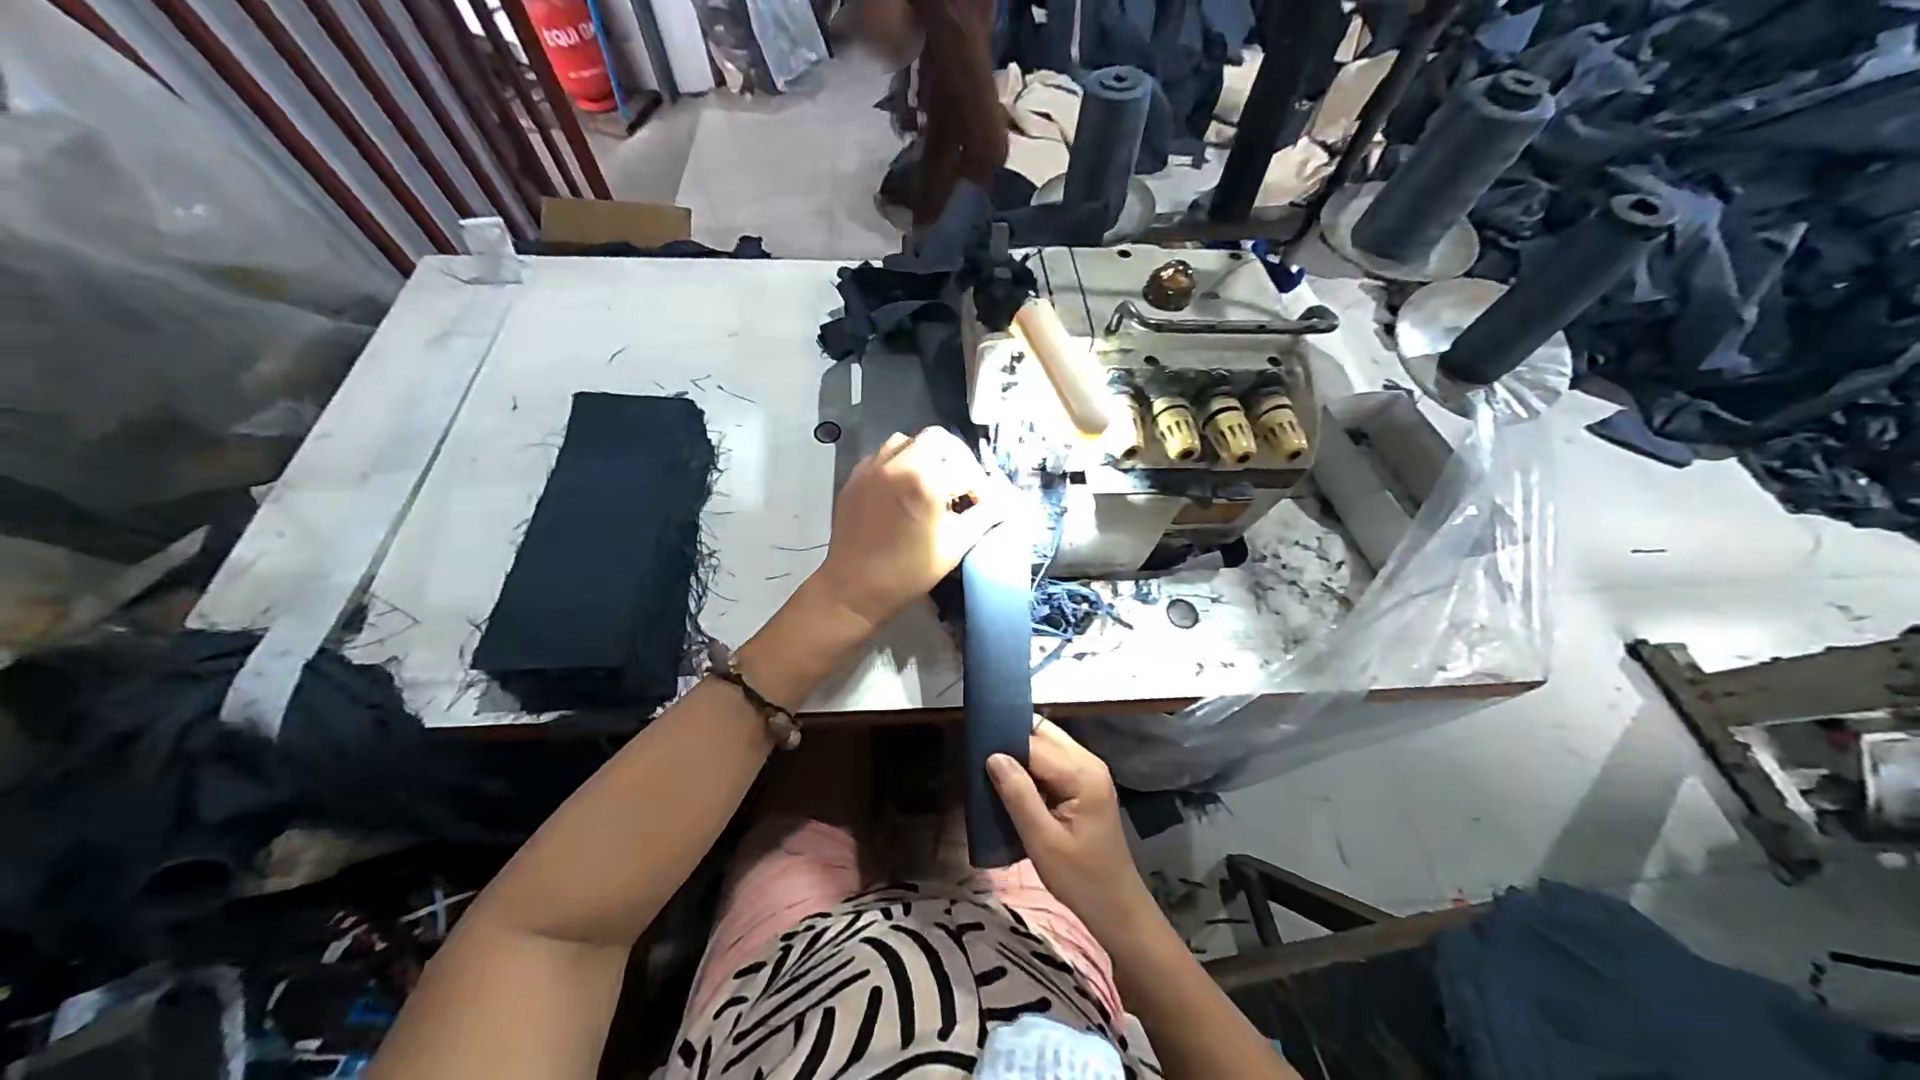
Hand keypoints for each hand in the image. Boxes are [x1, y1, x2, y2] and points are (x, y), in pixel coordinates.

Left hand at [812, 426, 1008, 628]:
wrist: (854, 588)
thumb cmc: (908, 572)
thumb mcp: (955, 546)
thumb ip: (984, 516)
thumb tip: (1008, 499)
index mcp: (925, 481)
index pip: (965, 468)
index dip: (980, 486)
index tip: (980, 504)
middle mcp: (897, 465)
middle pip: (937, 440)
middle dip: (955, 460)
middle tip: (960, 486)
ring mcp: (872, 468)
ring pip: (907, 441)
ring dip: (926, 456)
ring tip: (932, 483)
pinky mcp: (855, 477)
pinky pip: (882, 455)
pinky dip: (898, 463)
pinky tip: (903, 489)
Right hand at [987, 719, 1157, 943]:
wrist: (1116, 907)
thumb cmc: (1080, 878)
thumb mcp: (1042, 841)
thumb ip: (1018, 794)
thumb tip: (993, 756)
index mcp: (1082, 773)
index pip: (1034, 742)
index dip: (1004, 743)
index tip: (973, 749)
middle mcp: (1088, 762)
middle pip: (1043, 733)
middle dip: (1011, 740)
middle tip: (979, 757)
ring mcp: (1089, 772)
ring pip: (1046, 745)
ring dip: (1019, 754)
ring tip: (989, 769)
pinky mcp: (1084, 784)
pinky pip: (1052, 762)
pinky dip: (1030, 767)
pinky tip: (1011, 783)